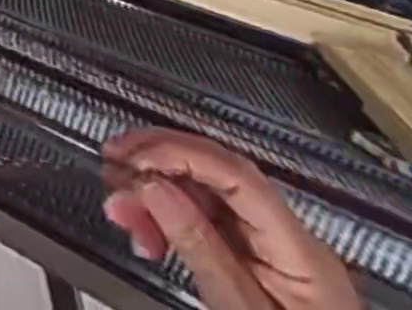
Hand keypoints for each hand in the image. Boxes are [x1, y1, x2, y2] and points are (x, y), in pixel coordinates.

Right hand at [100, 128, 359, 309]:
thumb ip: (201, 251)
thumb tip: (153, 185)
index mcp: (300, 252)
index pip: (236, 175)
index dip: (178, 153)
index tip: (130, 157)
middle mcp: (287, 237)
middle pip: (216, 173)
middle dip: (157, 162)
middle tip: (111, 165)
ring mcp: (269, 247)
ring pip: (201, 193)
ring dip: (152, 194)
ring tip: (120, 212)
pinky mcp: (250, 258)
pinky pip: (200, 218)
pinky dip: (164, 218)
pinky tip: (143, 234)